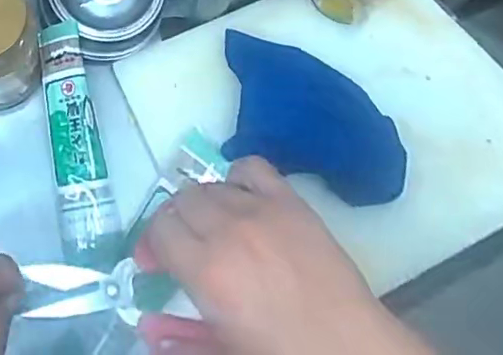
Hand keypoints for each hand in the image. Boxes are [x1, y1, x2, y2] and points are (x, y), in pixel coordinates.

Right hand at [135, 157, 434, 354]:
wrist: (357, 354)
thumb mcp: (228, 353)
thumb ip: (181, 339)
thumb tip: (144, 327)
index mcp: (208, 271)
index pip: (159, 229)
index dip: (151, 245)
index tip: (154, 265)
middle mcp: (227, 230)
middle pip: (180, 201)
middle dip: (175, 224)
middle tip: (183, 249)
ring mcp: (260, 211)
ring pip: (209, 186)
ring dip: (202, 206)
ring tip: (213, 230)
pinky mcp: (289, 202)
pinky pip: (250, 167)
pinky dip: (237, 177)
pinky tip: (240, 201)